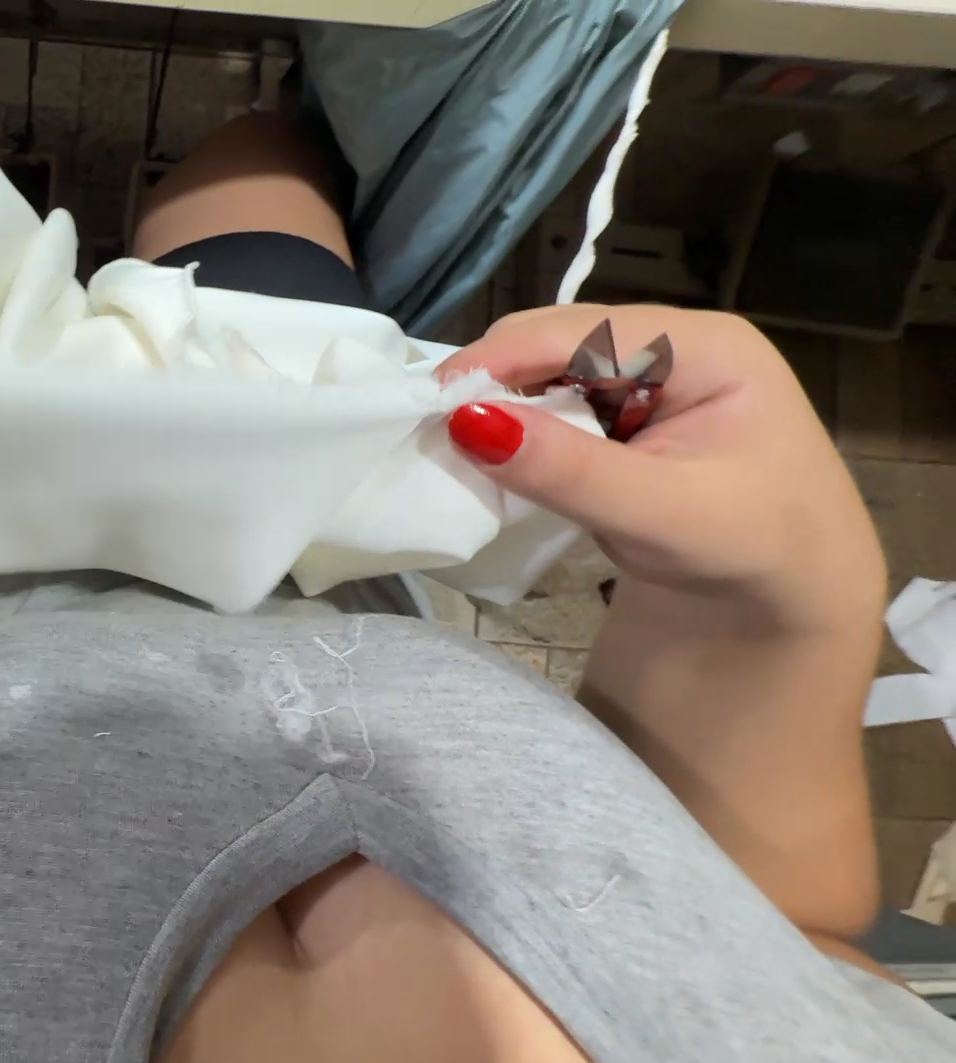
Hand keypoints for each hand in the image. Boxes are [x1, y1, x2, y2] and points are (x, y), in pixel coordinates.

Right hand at [437, 304, 884, 631]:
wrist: (778, 588)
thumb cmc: (743, 548)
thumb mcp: (656, 513)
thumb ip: (564, 468)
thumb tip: (462, 420)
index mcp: (699, 346)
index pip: (573, 331)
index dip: (494, 360)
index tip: (426, 406)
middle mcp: (664, 343)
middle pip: (547, 336)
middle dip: (487, 378)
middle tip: (437, 432)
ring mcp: (637, 371)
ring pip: (535, 364)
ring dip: (491, 399)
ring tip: (459, 443)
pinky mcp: (611, 403)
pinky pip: (540, 395)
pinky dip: (506, 419)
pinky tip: (494, 448)